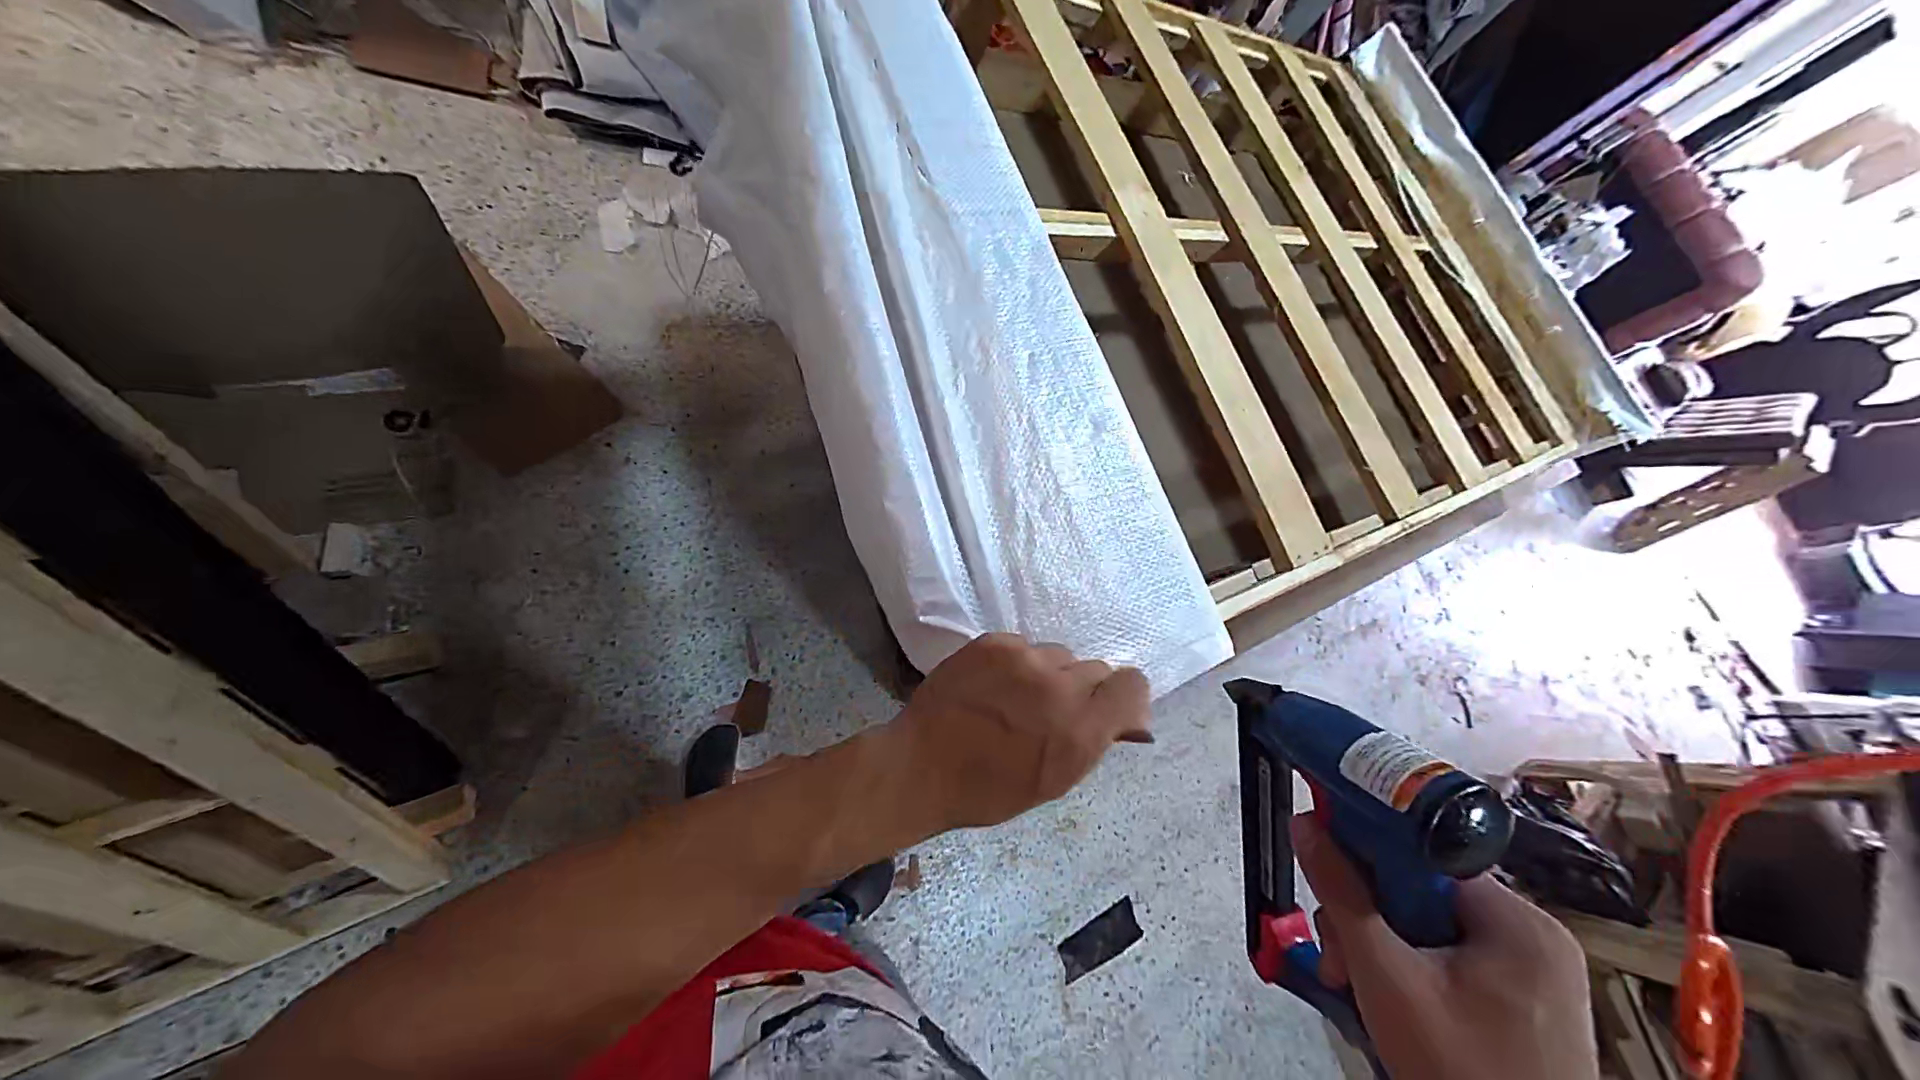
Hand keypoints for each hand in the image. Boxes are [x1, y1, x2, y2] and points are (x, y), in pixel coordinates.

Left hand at [889, 634, 1150, 830]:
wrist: (920, 767)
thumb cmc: (990, 790)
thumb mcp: (1055, 781)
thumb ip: (1093, 742)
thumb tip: (1127, 719)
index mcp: (1080, 731)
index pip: (1133, 685)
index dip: (1123, 697)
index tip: (1107, 709)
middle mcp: (1058, 688)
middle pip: (1095, 669)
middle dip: (1081, 690)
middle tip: (1050, 712)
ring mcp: (1023, 659)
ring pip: (1059, 655)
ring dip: (1049, 674)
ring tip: (1016, 698)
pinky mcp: (993, 643)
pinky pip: (1024, 646)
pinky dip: (1017, 664)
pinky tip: (993, 686)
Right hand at [1292, 814, 1597, 1079]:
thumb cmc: (1458, 1070)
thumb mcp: (1385, 978)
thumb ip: (1342, 894)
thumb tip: (1304, 821)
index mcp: (1518, 921)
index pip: (1424, 851)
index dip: (1366, 850)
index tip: (1323, 862)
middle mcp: (1532, 935)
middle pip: (1420, 890)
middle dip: (1366, 918)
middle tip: (1339, 958)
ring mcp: (1532, 971)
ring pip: (1427, 924)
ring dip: (1379, 946)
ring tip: (1355, 985)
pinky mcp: (1523, 1000)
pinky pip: (1448, 956)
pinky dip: (1408, 967)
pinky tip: (1386, 998)